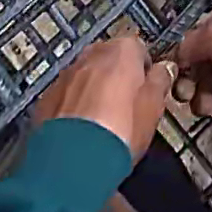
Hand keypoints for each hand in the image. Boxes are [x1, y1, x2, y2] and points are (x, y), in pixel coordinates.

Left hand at [36, 35, 174, 160]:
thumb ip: (160, 82)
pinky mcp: (47, 95)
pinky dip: (73, 105)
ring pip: (87, 75)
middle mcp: (92, 53)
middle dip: (117, 77)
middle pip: (111, 59)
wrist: (70, 163)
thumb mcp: (153, 109)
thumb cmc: (121, 132)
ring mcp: (66, 73)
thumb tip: (165, 68)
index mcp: (121, 50)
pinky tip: (79, 131)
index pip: (139, 48)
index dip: (144, 71)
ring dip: (94, 90)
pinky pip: (67, 94)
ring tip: (101, 123)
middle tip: (125, 109)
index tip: (147, 93)